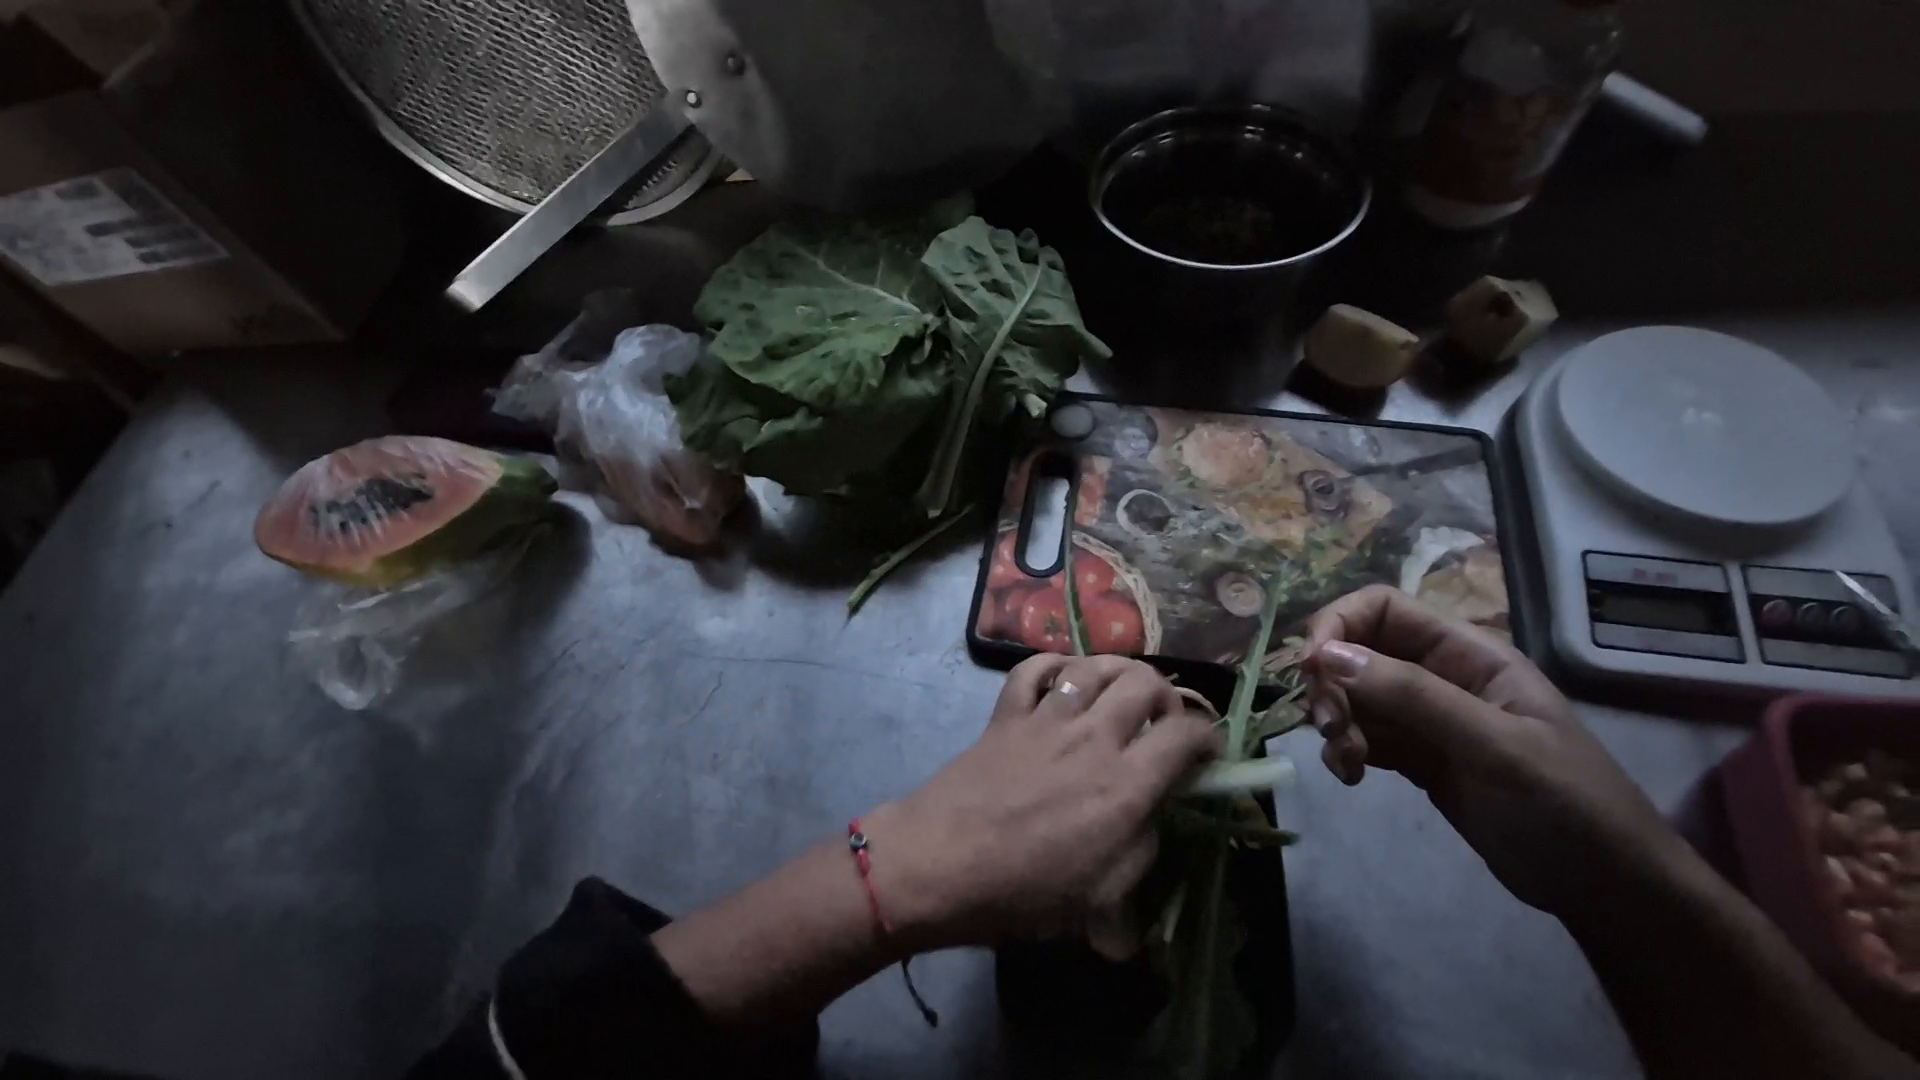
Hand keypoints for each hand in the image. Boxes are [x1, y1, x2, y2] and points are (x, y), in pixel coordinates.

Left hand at [867, 654, 1219, 948]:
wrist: (940, 864)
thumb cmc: (1023, 893)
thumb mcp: (1102, 898)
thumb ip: (1141, 850)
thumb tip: (1151, 815)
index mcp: (1125, 785)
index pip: (1185, 734)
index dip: (1207, 736)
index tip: (1207, 750)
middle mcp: (1093, 738)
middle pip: (1145, 683)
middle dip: (1167, 695)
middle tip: (1162, 721)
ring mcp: (1046, 718)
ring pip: (1094, 666)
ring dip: (1118, 671)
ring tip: (1122, 691)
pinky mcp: (1006, 714)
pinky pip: (1033, 668)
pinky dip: (1054, 663)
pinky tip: (1063, 676)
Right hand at [1302, 585, 1690, 916]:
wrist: (1608, 889)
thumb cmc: (1567, 805)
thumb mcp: (1492, 745)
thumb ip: (1410, 695)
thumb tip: (1326, 655)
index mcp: (1468, 654)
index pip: (1382, 608)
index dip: (1338, 625)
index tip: (1310, 667)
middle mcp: (1441, 676)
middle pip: (1357, 651)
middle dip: (1332, 684)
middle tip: (1331, 728)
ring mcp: (1427, 719)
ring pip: (1353, 696)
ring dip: (1335, 722)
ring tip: (1347, 763)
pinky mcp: (1416, 757)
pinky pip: (1361, 736)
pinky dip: (1344, 750)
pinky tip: (1353, 779)